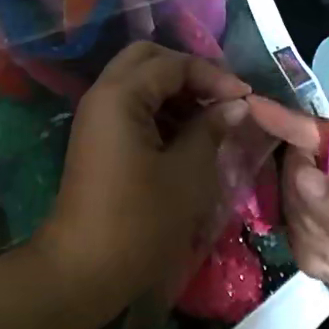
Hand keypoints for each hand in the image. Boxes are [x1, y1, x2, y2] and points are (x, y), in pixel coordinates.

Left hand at [35, 42, 253, 306]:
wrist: (83, 268)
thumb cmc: (140, 220)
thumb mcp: (187, 174)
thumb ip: (210, 129)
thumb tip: (235, 104)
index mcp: (119, 95)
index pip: (171, 64)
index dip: (212, 76)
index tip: (245, 98)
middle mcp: (102, 94)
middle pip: (147, 60)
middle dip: (187, 72)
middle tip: (222, 98)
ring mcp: (95, 116)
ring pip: (137, 81)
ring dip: (173, 91)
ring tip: (210, 118)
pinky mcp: (97, 137)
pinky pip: (130, 105)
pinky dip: (158, 109)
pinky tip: (186, 135)